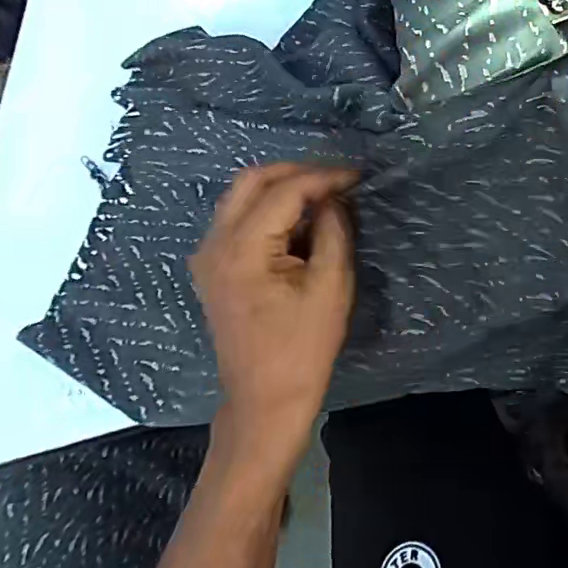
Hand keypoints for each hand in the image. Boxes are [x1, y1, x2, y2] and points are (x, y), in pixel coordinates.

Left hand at [190, 163, 359, 462]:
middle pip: (251, 181)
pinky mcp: (214, 267)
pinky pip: (241, 219)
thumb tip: (336, 199)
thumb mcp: (332, 283)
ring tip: (327, 197)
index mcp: (242, 248)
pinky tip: (304, 222)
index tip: (360, 176)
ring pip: (242, 197)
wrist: (266, 395)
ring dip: (284, 189)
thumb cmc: (304, 343)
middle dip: (298, 172)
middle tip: (340, 179)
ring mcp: (208, 255)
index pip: (284, 191)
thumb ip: (333, 231)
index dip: (325, 177)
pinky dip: (273, 210)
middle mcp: (214, 243)